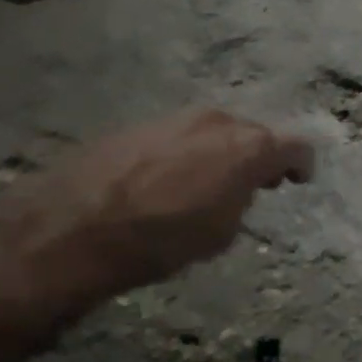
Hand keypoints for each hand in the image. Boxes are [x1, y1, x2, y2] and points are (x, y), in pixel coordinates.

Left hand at [0, 109, 314, 297]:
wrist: (61, 236)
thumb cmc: (159, 240)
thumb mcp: (222, 231)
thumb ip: (242, 200)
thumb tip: (237, 189)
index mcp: (250, 146)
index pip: (297, 146)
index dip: (300, 165)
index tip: (296, 181)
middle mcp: (215, 122)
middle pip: (251, 133)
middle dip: (255, 155)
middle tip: (248, 183)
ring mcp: (168, 121)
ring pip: (208, 132)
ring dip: (213, 153)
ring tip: (200, 182)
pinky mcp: (127, 129)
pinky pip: (170, 138)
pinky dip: (176, 156)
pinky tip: (159, 182)